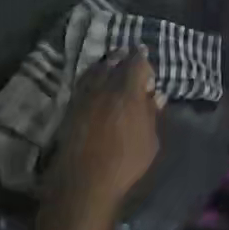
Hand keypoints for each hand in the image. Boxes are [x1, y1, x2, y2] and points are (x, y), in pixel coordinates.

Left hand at [46, 48, 159, 220]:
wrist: (86, 177)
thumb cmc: (125, 162)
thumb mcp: (150, 141)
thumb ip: (151, 114)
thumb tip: (156, 95)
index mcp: (129, 92)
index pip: (137, 64)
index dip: (142, 57)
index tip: (144, 53)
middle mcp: (106, 86)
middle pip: (115, 62)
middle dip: (124, 56)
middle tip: (128, 52)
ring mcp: (86, 94)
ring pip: (97, 69)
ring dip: (106, 62)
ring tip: (112, 60)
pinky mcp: (73, 104)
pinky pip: (84, 80)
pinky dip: (92, 73)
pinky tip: (94, 76)